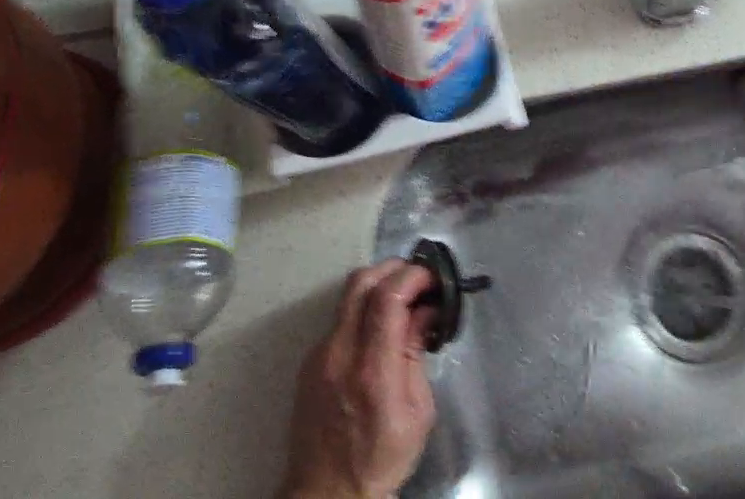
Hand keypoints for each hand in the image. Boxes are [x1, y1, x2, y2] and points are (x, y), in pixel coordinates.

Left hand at [281, 260, 435, 498]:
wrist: (326, 493)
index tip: (433, 279)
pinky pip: (341, 320)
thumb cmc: (381, 460)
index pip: (387, 298)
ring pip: (348, 297)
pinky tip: (382, 331)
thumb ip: (416, 355)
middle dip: (394, 269)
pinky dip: (365, 310)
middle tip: (420, 280)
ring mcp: (320, 354)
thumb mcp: (417, 413)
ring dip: (379, 286)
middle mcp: (340, 352)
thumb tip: (425, 311)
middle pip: (361, 282)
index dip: (413, 277)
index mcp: (371, 370)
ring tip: (406, 302)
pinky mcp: (311, 360)